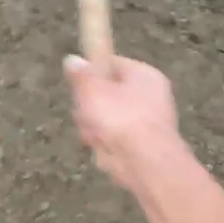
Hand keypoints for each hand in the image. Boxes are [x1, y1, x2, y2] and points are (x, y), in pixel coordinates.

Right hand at [64, 54, 183, 187]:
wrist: (146, 162)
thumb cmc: (120, 118)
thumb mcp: (91, 89)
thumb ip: (81, 74)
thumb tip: (73, 60)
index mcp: (144, 75)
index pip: (111, 63)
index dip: (91, 73)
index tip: (77, 83)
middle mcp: (151, 95)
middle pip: (106, 93)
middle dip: (89, 106)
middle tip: (85, 112)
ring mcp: (148, 121)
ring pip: (106, 118)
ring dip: (93, 127)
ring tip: (94, 134)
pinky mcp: (143, 144)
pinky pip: (114, 137)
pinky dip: (105, 143)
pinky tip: (102, 147)